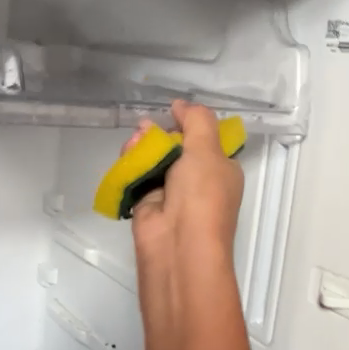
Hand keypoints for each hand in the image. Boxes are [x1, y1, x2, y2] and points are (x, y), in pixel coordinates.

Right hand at [127, 100, 242, 277]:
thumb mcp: (208, 149)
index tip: (173, 112)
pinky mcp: (146, 202)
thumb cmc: (202, 195)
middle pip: (176, 146)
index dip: (190, 124)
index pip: (206, 139)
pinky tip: (127, 154)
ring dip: (143, 145)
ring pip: (154, 158)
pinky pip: (138, 174)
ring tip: (135, 141)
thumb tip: (181, 104)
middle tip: (146, 128)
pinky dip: (131, 162)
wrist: (178, 245)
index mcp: (221, 169)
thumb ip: (197, 120)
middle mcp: (198, 180)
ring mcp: (171, 192)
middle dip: (161, 133)